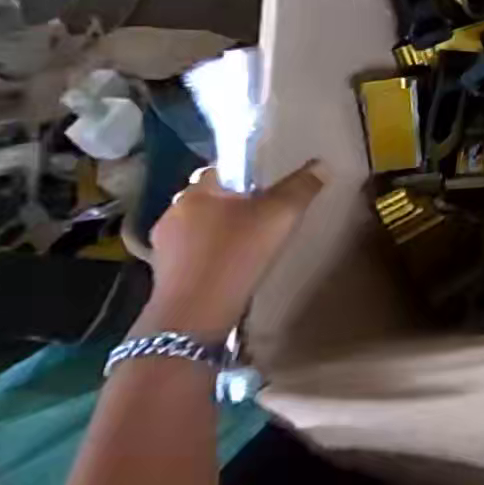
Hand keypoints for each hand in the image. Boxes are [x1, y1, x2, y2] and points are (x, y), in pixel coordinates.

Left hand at [132, 162, 324, 340]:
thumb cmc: (236, 256)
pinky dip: (207, 260)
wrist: (193, 320)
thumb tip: (321, 164)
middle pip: (208, 201)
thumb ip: (301, 187)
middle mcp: (173, 214)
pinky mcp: (161, 279)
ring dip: (217, 235)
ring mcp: (163, 249)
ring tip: (246, 247)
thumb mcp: (279, 216)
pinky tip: (228, 272)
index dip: (244, 177)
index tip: (264, 191)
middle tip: (260, 219)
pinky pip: (190, 258)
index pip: (221, 171)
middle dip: (230, 207)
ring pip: (197, 230)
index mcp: (197, 192)